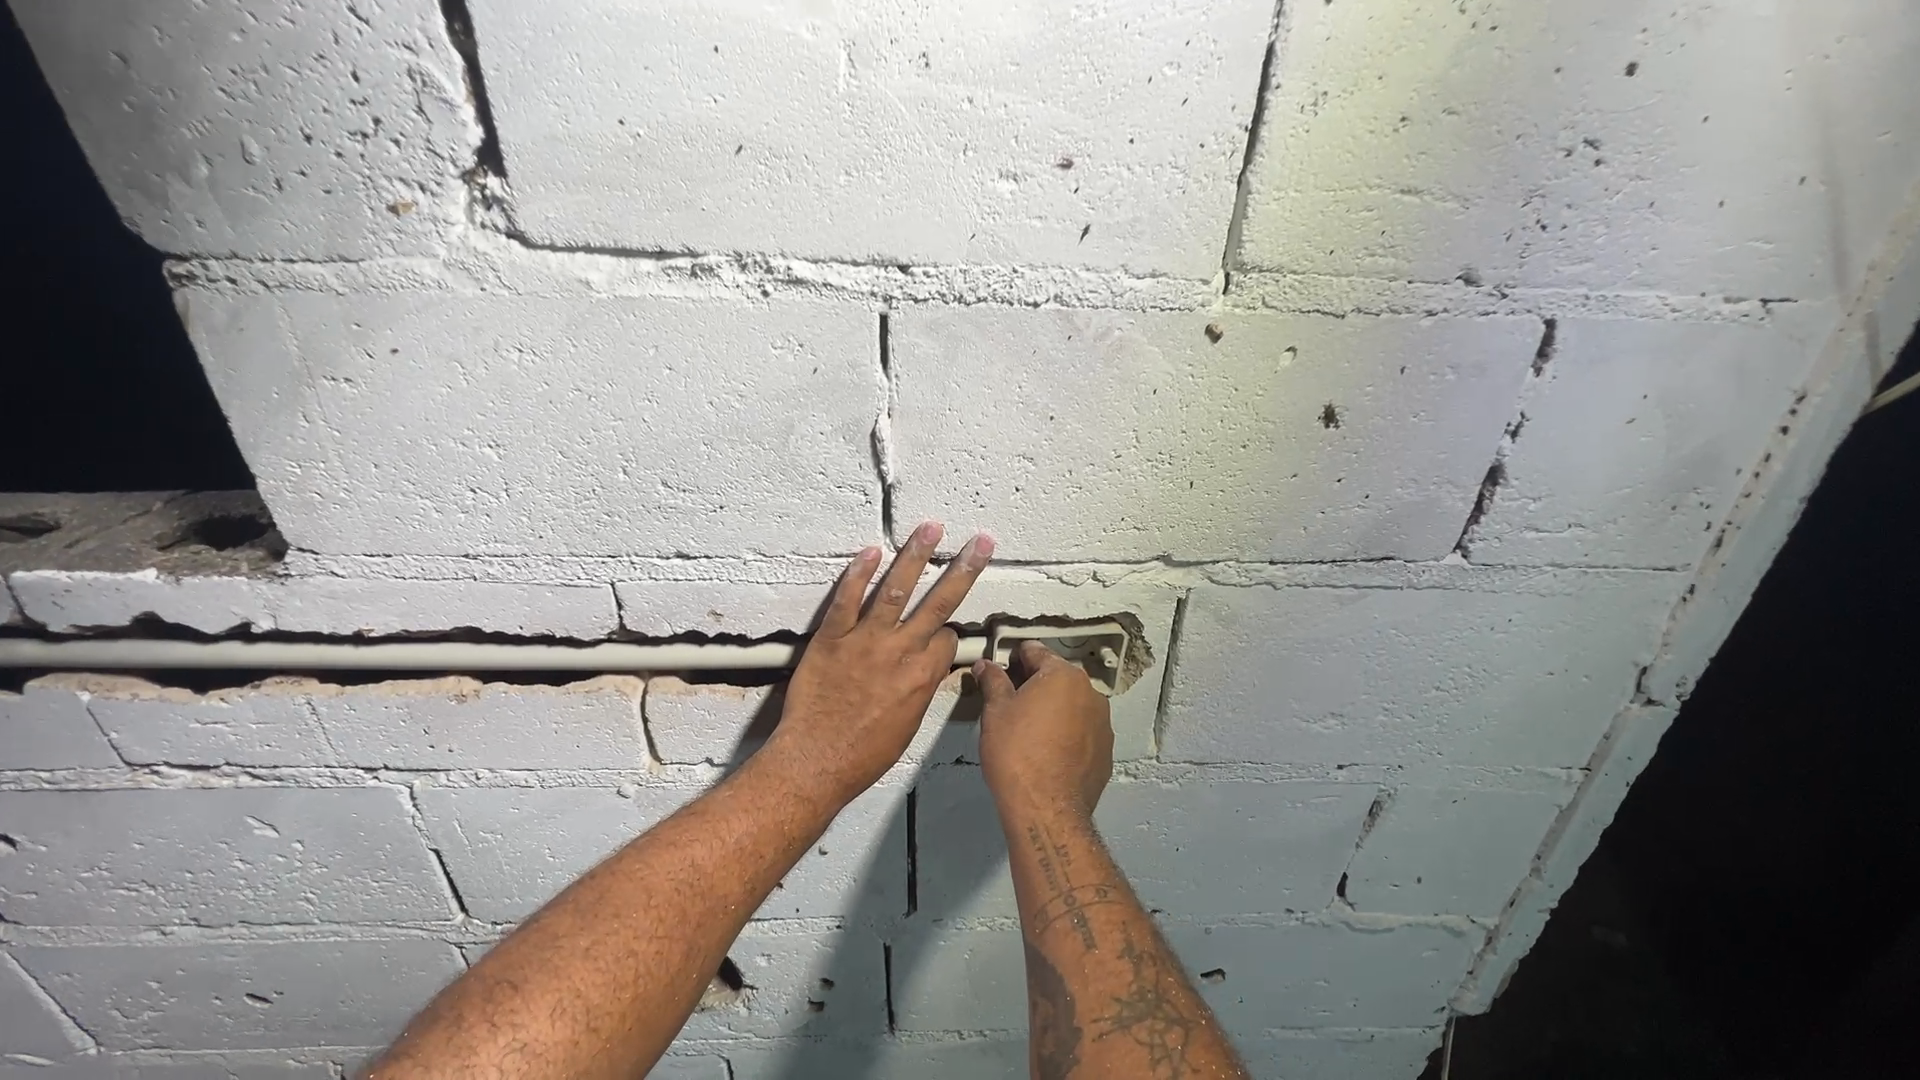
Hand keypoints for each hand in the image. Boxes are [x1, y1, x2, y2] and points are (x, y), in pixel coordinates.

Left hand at [768, 521, 993, 805]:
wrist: (817, 761)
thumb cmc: (865, 755)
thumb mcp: (908, 726)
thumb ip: (919, 690)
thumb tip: (923, 673)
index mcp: (924, 676)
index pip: (948, 639)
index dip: (946, 636)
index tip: (940, 636)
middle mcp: (901, 651)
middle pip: (940, 602)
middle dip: (964, 568)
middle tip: (981, 541)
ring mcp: (866, 640)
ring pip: (896, 588)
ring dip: (915, 555)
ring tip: (930, 527)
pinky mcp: (832, 638)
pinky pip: (847, 599)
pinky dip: (858, 574)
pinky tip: (869, 551)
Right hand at [973, 640, 1113, 823]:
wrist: (1047, 809)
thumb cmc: (1018, 755)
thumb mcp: (995, 712)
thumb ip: (992, 681)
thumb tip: (986, 666)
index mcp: (1063, 676)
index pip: (1036, 652)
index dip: (1015, 657)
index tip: (1002, 666)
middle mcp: (1090, 694)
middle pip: (1058, 678)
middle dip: (1036, 684)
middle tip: (1010, 700)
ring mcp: (1102, 724)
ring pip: (1072, 705)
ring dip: (1054, 709)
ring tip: (1028, 730)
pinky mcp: (1105, 751)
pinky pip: (1083, 732)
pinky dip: (1067, 733)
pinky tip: (1047, 751)